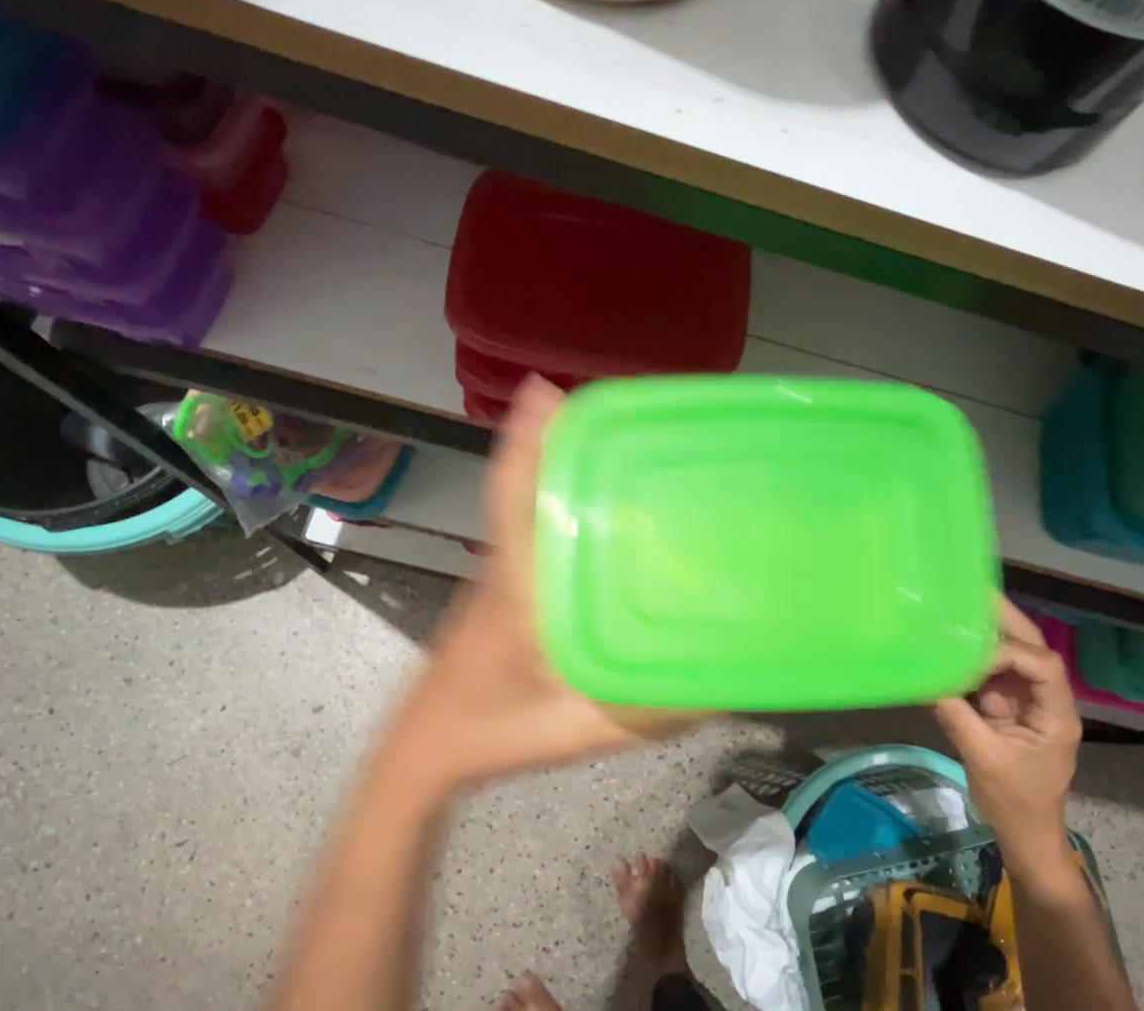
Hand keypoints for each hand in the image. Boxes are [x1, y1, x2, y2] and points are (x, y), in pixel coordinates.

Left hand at [398, 377, 696, 789]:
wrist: (423, 752)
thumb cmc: (497, 734)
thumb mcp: (582, 730)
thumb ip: (650, 711)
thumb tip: (719, 683)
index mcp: (520, 587)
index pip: (517, 499)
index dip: (530, 443)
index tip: (545, 391)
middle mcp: (505, 564)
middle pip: (524, 486)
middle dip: (558, 440)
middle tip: (615, 413)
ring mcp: (495, 573)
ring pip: (522, 504)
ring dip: (551, 465)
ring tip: (609, 445)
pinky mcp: (496, 586)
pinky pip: (524, 527)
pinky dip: (547, 498)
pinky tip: (585, 509)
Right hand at [933, 595, 1081, 874]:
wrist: (1027, 836)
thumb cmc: (1015, 802)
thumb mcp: (982, 759)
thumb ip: (955, 715)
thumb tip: (924, 679)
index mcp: (1056, 714)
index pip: (1043, 666)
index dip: (1011, 651)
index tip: (974, 652)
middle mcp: (1046, 700)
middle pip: (1032, 650)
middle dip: (1005, 622)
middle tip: (973, 593)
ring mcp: (1028, 704)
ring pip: (1012, 659)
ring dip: (987, 637)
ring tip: (956, 612)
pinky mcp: (1009, 711)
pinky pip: (993, 678)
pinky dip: (974, 662)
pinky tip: (951, 646)